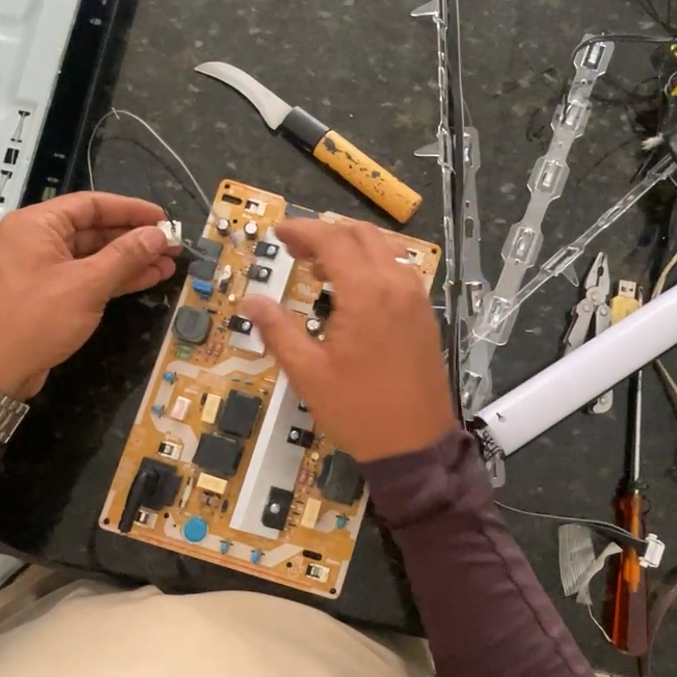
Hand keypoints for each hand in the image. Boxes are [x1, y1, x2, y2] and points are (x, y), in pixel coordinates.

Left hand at [0, 192, 178, 398]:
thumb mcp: (86, 285)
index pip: (91, 204)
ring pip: (92, 256)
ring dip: (129, 260)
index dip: (131, 209)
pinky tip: (145, 281)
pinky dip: (113, 279)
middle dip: (134, 238)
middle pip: (92, 229)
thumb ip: (126, 256)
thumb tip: (158, 235)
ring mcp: (39, 269)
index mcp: (35, 225)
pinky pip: (84, 277)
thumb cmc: (34, 320)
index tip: (164, 219)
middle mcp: (34, 240)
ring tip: (167, 266)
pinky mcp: (45, 295)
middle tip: (171, 245)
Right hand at [240, 218, 454, 461]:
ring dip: (352, 246)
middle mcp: (396, 285)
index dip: (302, 230)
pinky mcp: (425, 314)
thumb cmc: (358, 410)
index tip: (279, 234)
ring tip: (322, 268)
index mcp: (366, 293)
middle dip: (326, 234)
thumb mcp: (307, 373)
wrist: (415, 445)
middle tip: (296, 252)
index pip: (332, 240)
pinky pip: (400, 269)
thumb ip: (277, 330)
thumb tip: (250, 300)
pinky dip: (374, 263)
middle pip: (362, 235)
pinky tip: (354, 288)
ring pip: (385, 248)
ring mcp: (416, 298)